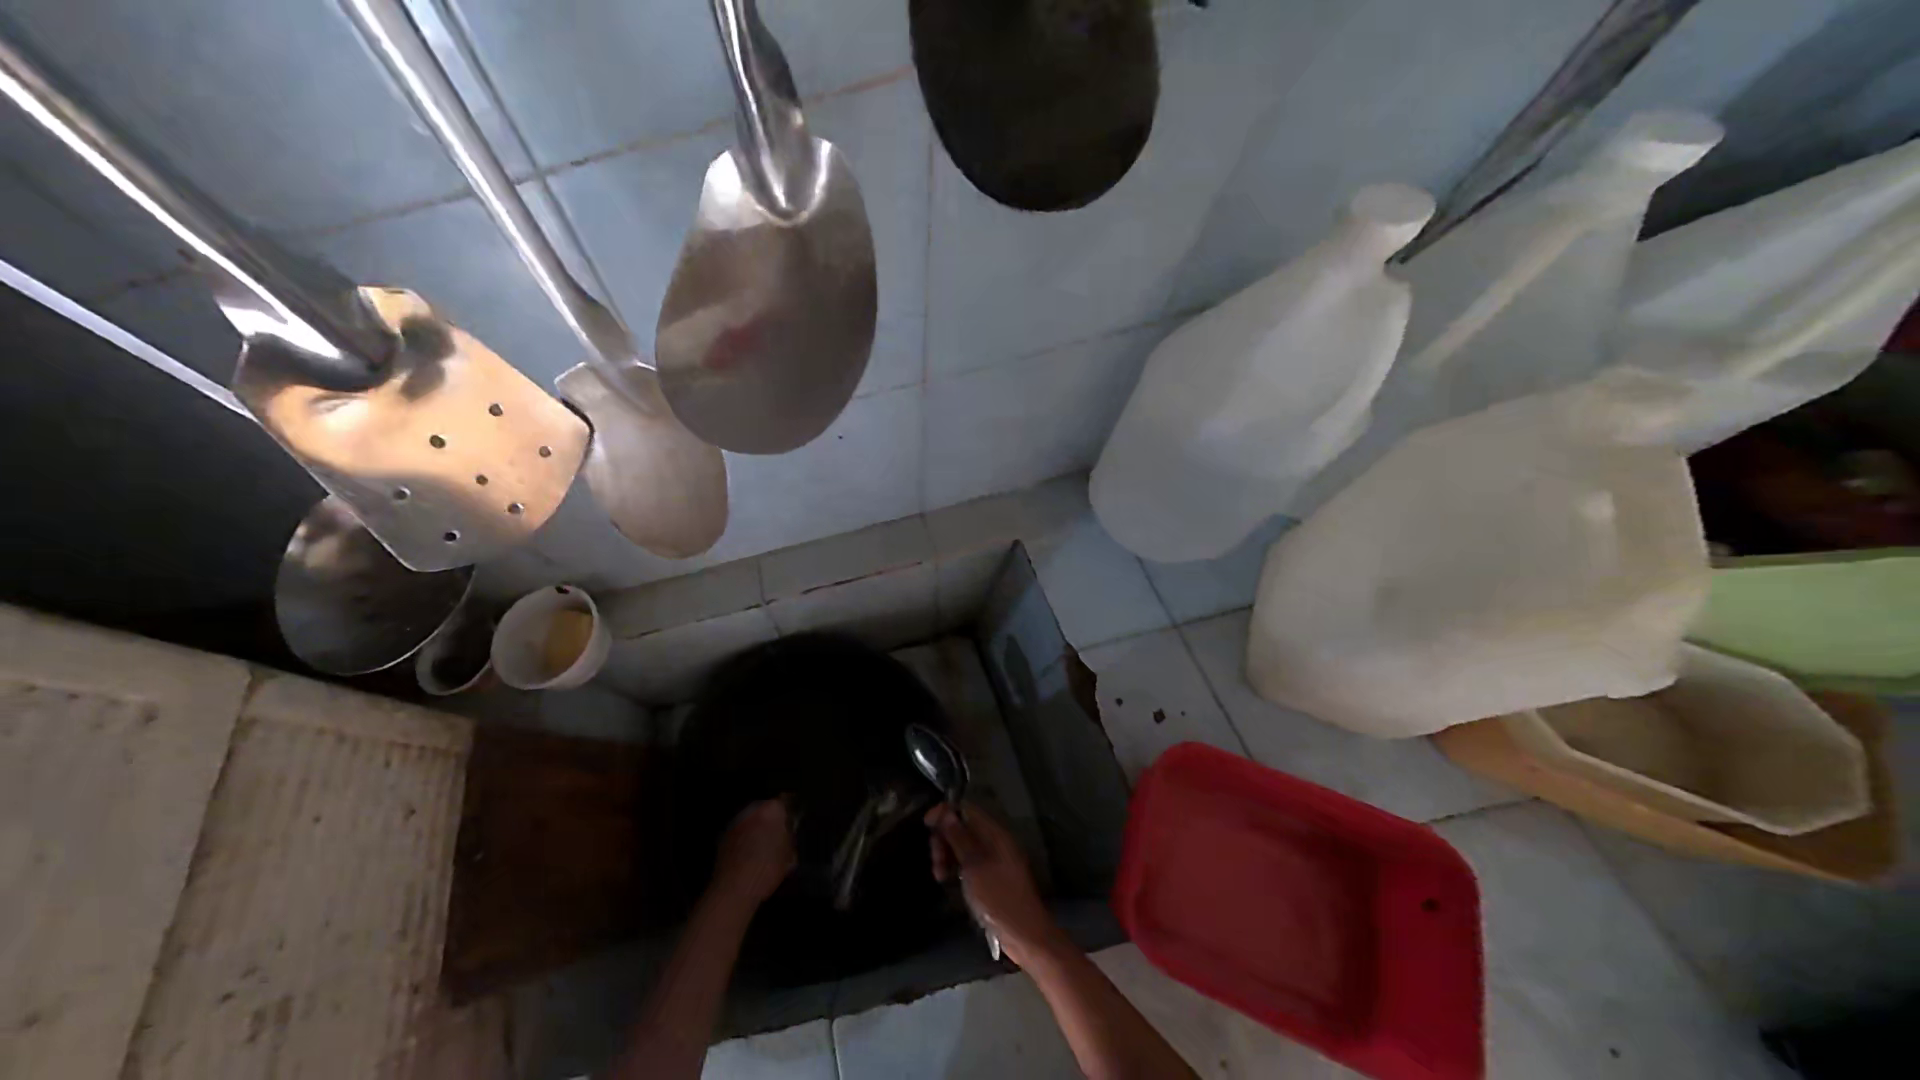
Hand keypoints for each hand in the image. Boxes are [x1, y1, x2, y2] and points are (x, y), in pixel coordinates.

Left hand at [711, 798, 795, 907]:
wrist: (734, 888)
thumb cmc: (768, 868)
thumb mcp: (790, 852)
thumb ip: (790, 834)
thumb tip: (790, 827)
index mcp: (772, 810)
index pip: (786, 801)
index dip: (791, 812)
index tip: (794, 821)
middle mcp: (752, 810)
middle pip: (766, 809)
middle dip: (772, 820)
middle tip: (779, 835)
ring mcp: (736, 822)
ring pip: (752, 820)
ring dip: (758, 829)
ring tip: (763, 847)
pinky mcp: (723, 836)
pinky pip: (740, 833)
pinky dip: (745, 839)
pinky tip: (749, 854)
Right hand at [926, 802, 1066, 967]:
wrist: (1024, 935)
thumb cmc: (999, 898)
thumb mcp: (974, 866)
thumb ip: (959, 838)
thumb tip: (946, 812)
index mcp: (995, 834)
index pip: (967, 810)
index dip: (946, 812)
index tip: (927, 824)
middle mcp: (995, 842)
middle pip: (963, 827)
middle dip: (944, 839)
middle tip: (936, 861)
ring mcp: (994, 860)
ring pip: (964, 846)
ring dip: (947, 855)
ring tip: (940, 875)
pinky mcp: (991, 877)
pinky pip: (969, 862)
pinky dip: (956, 867)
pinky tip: (948, 880)